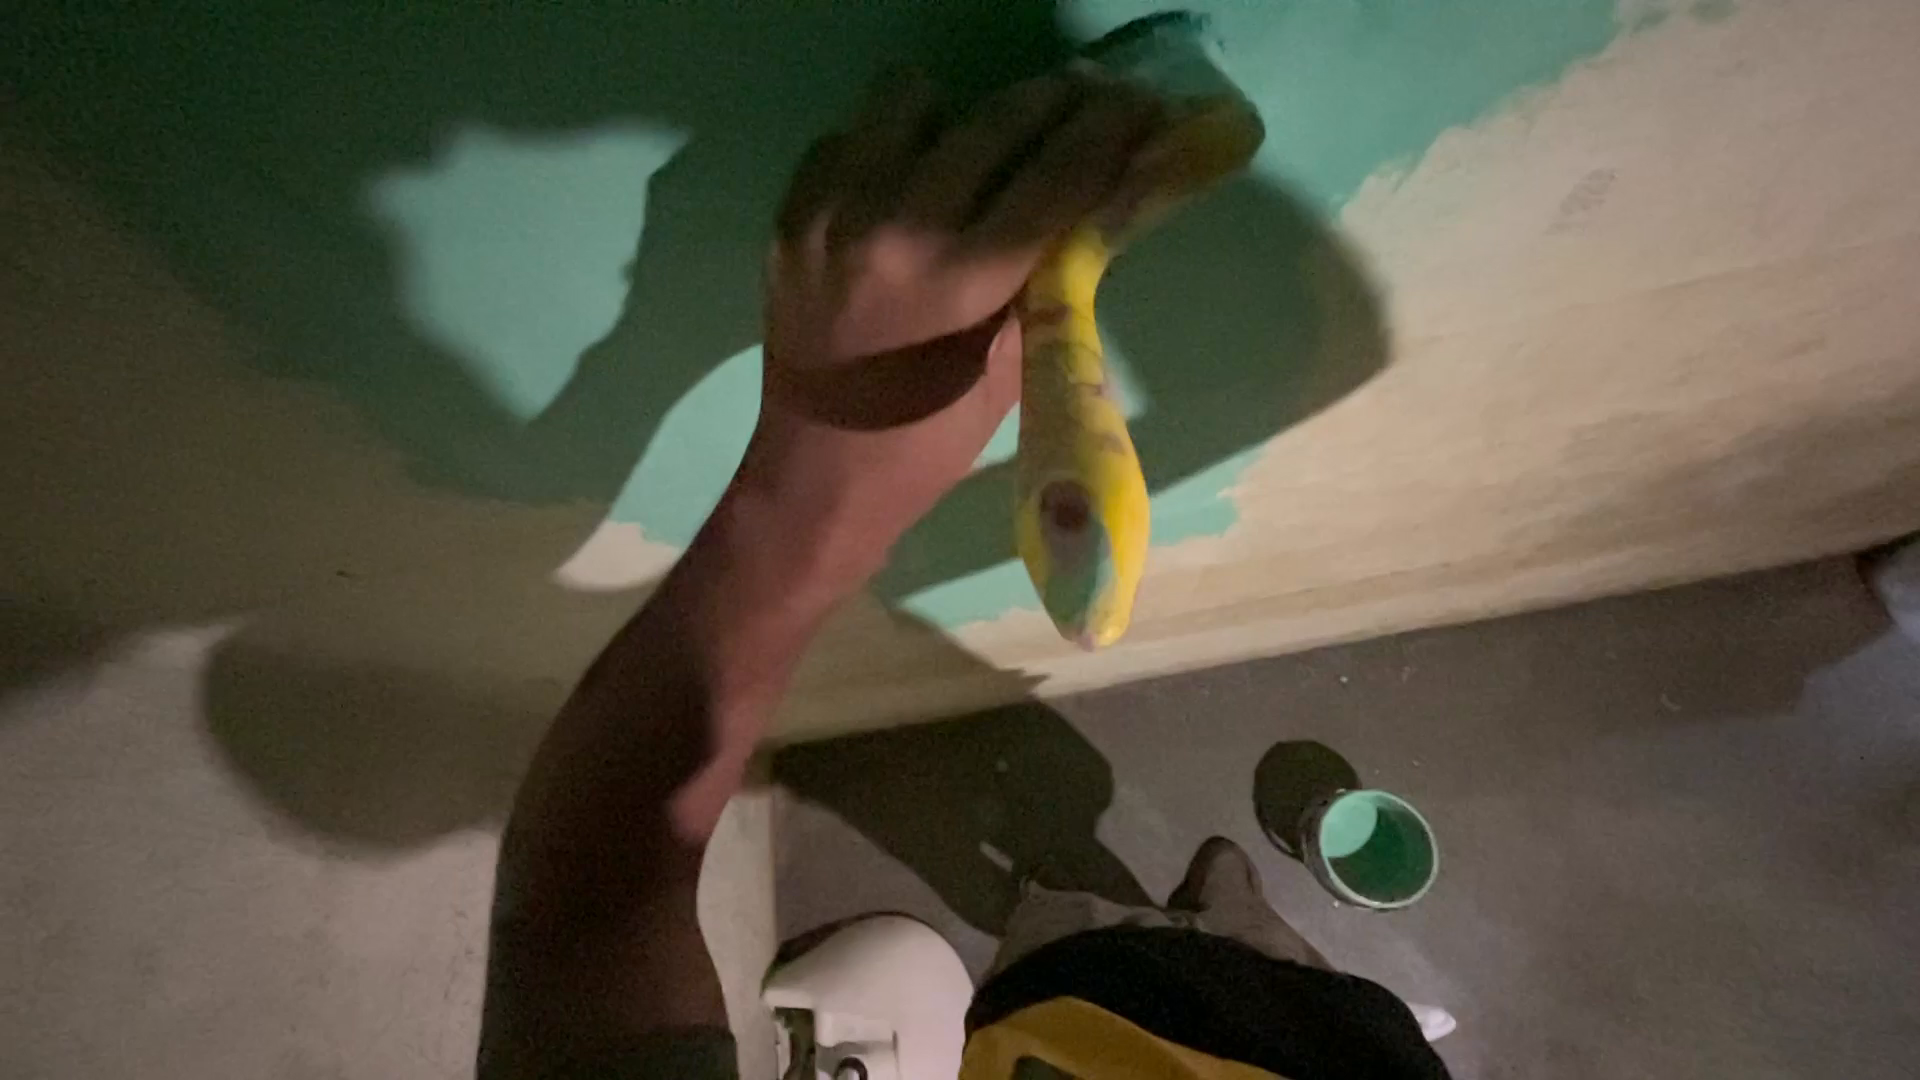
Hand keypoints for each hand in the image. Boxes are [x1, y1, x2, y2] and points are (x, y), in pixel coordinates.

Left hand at [737, 68, 1166, 587]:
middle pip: (998, 120)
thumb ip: (1047, 280)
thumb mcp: (1009, 372)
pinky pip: (853, 135)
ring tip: (977, 156)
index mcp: (960, 284)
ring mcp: (832, 211)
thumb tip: (1094, 201)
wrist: (818, 472)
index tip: (1143, 104)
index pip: (1057, 176)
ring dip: (961, 119)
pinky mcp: (791, 213)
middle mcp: (894, 226)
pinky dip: (891, 149)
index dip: (1112, 131)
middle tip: (1088, 102)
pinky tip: (907, 191)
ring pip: (914, 99)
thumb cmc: (928, 444)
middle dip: (1059, 102)